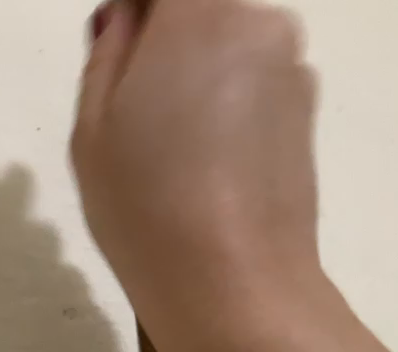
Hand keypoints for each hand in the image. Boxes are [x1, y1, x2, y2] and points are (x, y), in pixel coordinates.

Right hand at [71, 0, 321, 314]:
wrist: (228, 278)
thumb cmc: (141, 205)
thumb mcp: (90, 134)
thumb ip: (105, 57)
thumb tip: (123, 16)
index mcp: (197, 15)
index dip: (133, 7)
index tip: (110, 42)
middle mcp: (257, 19)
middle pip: (199, 10)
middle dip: (161, 44)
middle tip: (126, 114)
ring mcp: (292, 63)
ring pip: (228, 45)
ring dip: (192, 77)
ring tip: (163, 154)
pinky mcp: (306, 107)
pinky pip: (253, 82)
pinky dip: (223, 105)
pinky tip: (201, 169)